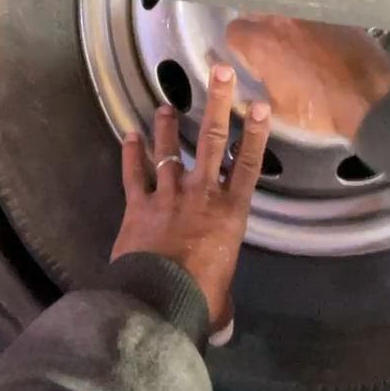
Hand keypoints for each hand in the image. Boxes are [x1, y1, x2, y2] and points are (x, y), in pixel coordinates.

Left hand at [111, 62, 271, 330]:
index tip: (260, 104)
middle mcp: (202, 193)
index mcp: (230, 212)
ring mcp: (168, 194)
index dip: (255, 132)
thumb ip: (223, 297)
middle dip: (217, 103)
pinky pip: (134, 173)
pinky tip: (129, 134)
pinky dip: (131, 153)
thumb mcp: (222, 299)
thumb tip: (223, 319)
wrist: (157, 304)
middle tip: (219, 71)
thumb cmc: (201, 300)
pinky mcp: (138, 204)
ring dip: (168, 124)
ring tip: (167, 102)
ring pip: (169, 149)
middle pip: (211, 139)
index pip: (248, 164)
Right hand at [226, 15, 389, 139]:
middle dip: (256, 28)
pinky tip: (317, 39)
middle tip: (267, 49)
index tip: (246, 57)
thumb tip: (241, 89)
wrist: (370, 96)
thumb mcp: (279, 111)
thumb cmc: (320, 108)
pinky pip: (309, 12)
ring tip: (292, 42)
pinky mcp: (332, 12)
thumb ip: (253, 95)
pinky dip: (307, 23)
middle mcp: (281, 20)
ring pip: (283, 9)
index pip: (233, 30)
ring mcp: (308, 13)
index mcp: (262, 43)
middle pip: (256, 13)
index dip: (237, 45)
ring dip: (281, 23)